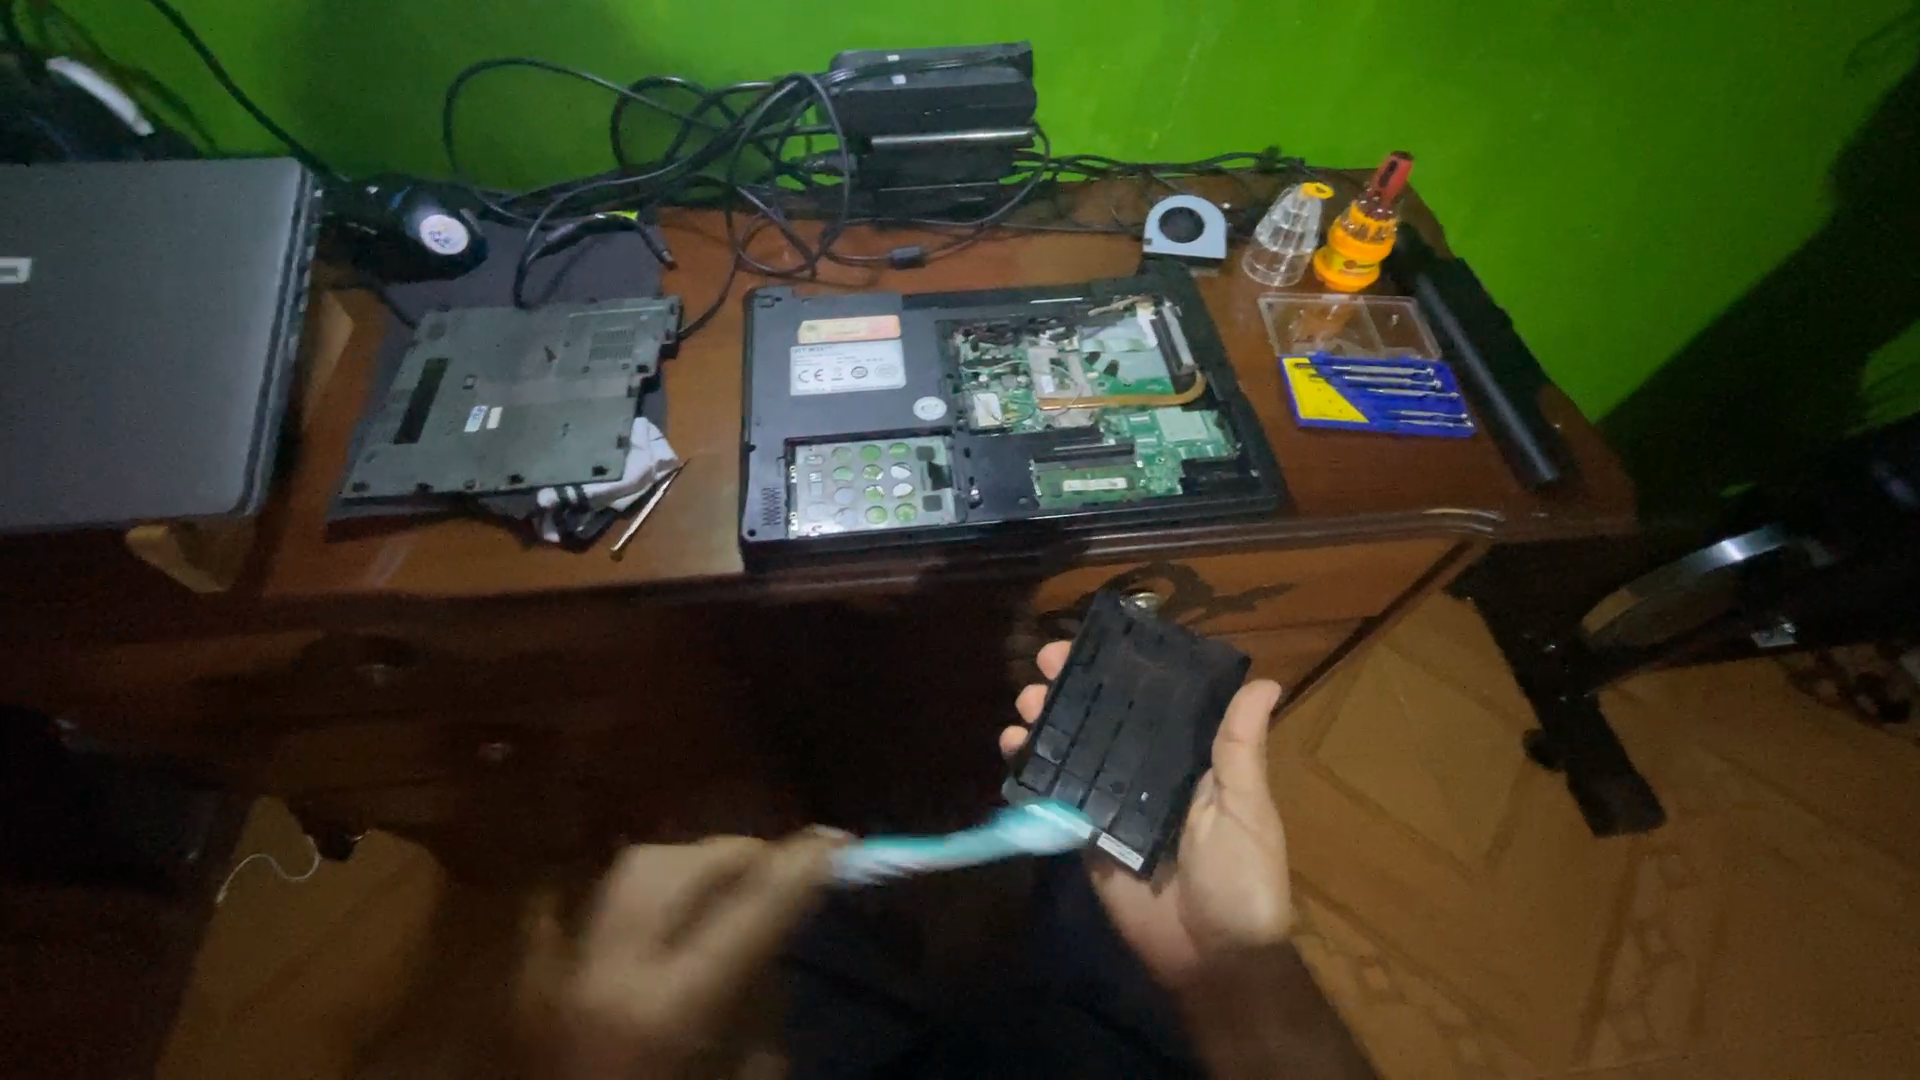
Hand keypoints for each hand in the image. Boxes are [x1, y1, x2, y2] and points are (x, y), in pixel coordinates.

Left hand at [530, 832, 839, 1078]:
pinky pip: (602, 900)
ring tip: (729, 882)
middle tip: (781, 865)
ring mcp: (570, 968)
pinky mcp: (548, 973)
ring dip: (696, 863)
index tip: (838, 839)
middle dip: (744, 854)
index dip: (804, 863)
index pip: (755, 906)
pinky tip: (674, 907)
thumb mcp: (750, 1074)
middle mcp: (614, 972)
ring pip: (640, 865)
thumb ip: (760, 994)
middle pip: (689, 865)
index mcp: (671, 1009)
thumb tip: (771, 931)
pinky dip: (648, 889)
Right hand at [1001, 642, 1293, 989]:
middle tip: (1045, 663)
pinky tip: (1010, 747)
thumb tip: (1264, 682)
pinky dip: (1028, 769)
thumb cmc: (1240, 877)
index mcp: (1186, 756)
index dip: (1119, 667)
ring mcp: (1110, 798)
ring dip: (1044, 719)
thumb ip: (1241, 749)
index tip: (1091, 641)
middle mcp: (1144, 769)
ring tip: (1026, 702)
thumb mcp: (1246, 808)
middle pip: (1101, 716)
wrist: (1209, 958)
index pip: (1149, 699)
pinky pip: (1053, 792)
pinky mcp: (1083, 830)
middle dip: (1070, 685)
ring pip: (1071, 747)